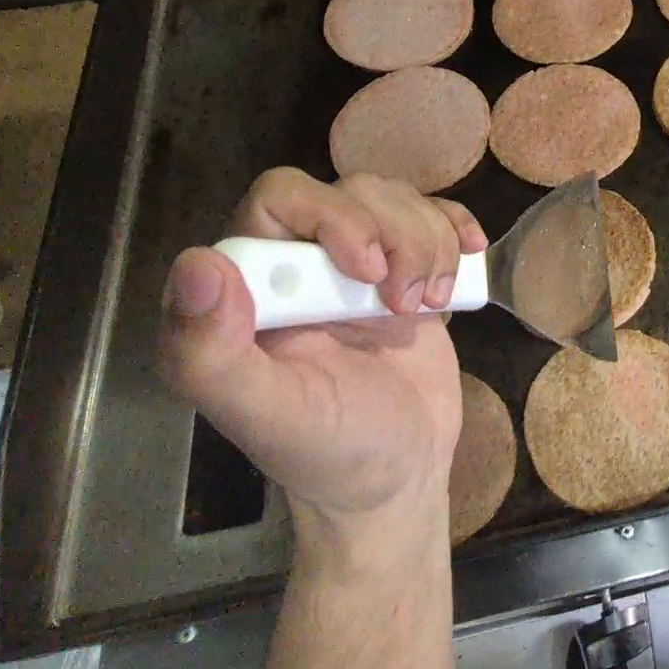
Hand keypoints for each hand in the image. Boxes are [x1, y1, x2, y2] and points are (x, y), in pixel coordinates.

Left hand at [159, 169, 487, 541]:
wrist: (401, 477)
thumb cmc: (329, 453)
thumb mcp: (268, 415)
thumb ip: (211, 352)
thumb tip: (197, 264)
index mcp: (255, 287)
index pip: (283, 198)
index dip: (332, 217)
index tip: (368, 270)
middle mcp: (305, 264)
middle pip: (355, 192)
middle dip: (399, 236)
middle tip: (408, 304)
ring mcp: (363, 268)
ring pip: (401, 200)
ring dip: (431, 243)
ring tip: (434, 302)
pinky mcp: (411, 274)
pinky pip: (437, 218)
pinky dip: (459, 228)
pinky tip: (471, 256)